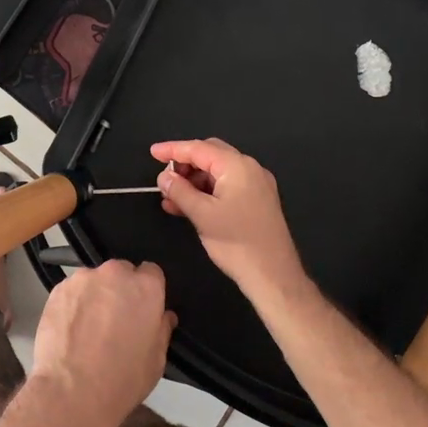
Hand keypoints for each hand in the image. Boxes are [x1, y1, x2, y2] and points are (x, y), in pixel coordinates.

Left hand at [27, 260, 174, 426]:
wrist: (72, 390)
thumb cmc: (122, 379)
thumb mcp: (156, 361)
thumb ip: (162, 330)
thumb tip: (164, 316)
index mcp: (145, 288)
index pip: (152, 273)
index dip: (149, 291)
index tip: (143, 309)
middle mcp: (114, 273)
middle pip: (122, 273)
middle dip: (121, 290)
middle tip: (117, 320)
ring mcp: (83, 278)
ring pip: (95, 281)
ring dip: (96, 295)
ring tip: (90, 327)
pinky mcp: (58, 287)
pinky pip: (72, 290)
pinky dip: (74, 303)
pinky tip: (72, 329)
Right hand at [151, 139, 304, 297]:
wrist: (275, 277)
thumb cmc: (237, 244)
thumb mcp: (202, 215)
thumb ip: (179, 191)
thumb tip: (163, 176)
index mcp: (237, 166)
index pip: (199, 148)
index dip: (173, 149)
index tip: (153, 152)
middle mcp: (249, 169)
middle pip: (210, 155)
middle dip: (185, 165)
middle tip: (165, 179)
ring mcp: (256, 185)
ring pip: (217, 172)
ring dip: (194, 181)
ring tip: (171, 198)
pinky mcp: (257, 201)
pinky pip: (226, 187)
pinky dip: (206, 192)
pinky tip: (188, 206)